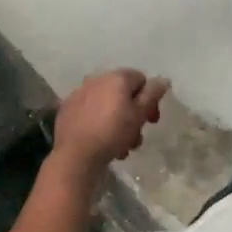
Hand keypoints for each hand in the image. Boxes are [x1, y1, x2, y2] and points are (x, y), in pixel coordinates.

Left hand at [54, 69, 168, 164]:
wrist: (76, 154)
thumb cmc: (113, 132)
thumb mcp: (139, 114)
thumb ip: (153, 94)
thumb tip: (163, 79)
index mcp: (117, 77)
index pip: (141, 79)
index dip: (150, 99)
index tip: (151, 120)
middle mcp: (97, 79)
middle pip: (123, 93)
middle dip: (133, 115)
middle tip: (136, 137)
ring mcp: (80, 93)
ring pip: (107, 104)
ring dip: (117, 122)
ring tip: (120, 146)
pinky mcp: (68, 108)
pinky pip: (90, 111)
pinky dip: (99, 122)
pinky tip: (100, 140)